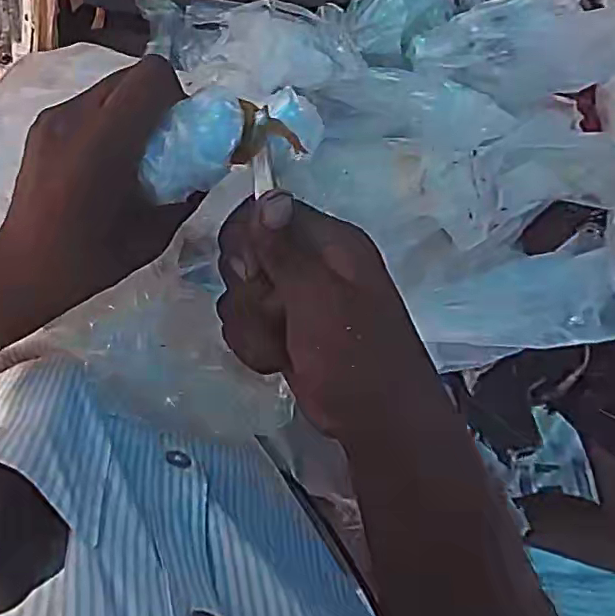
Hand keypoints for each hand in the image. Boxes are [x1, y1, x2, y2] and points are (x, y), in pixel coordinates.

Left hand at [0, 55, 201, 326]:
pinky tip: (101, 160)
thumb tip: (208, 168)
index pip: (151, 77)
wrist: (23, 267)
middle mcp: (72, 119)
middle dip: (155, 101)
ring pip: (108, 87)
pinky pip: (86, 104)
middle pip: (131, 75)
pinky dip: (105, 120)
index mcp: (102, 145)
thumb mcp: (152, 234)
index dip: (175, 95)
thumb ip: (186, 194)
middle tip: (160, 143)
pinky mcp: (40, 125)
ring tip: (129, 154)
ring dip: (129, 109)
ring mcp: (51, 119)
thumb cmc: (88, 260)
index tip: (179, 131)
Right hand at [216, 191, 446, 438]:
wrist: (377, 424)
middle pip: (242, 254)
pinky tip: (278, 360)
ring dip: (252, 326)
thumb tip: (268, 192)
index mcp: (328, 242)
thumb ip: (285, 249)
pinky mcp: (280, 327)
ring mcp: (293, 296)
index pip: (261, 213)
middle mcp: (309, 262)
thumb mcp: (319, 299)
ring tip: (283, 346)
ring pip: (237, 293)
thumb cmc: (356, 357)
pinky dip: (254, 345)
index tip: (253, 273)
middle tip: (276, 314)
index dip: (247, 242)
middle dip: (249, 292)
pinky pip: (242, 322)